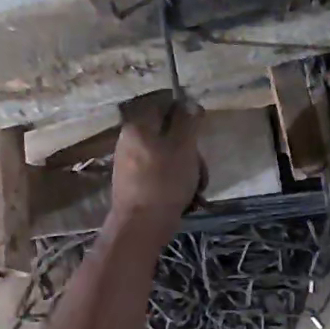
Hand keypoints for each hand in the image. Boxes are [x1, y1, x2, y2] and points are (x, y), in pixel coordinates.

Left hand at [109, 92, 203, 230]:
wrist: (140, 227)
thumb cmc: (164, 181)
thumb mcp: (184, 146)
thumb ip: (188, 121)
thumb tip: (190, 102)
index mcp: (137, 125)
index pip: (164, 105)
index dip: (186, 115)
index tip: (200, 132)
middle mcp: (129, 140)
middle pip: (168, 133)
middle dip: (189, 150)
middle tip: (200, 168)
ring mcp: (130, 163)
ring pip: (167, 155)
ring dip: (186, 168)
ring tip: (196, 187)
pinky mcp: (134, 183)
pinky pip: (160, 173)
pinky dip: (174, 181)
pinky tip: (186, 197)